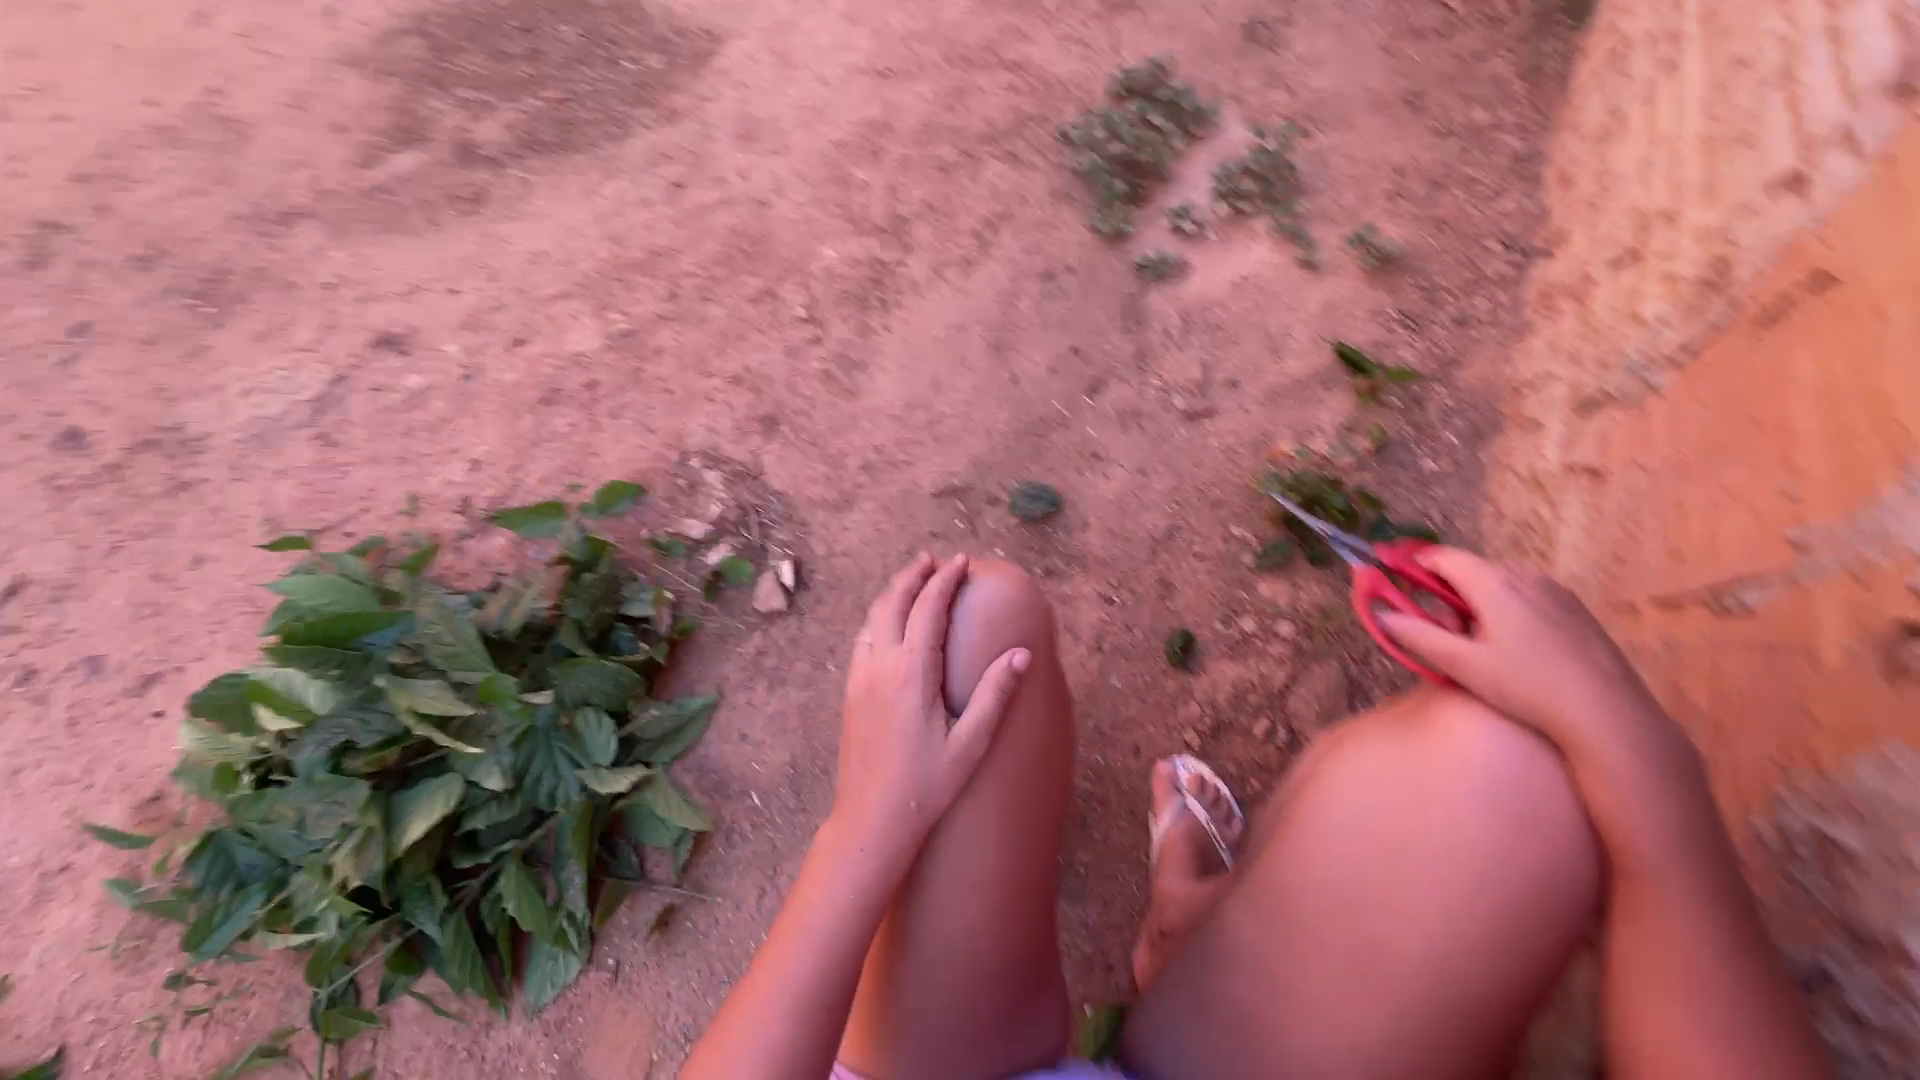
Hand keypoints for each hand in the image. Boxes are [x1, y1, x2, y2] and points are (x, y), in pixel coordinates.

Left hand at [832, 554, 1029, 860]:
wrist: (870, 819)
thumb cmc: (927, 786)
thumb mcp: (970, 744)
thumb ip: (995, 694)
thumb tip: (1022, 653)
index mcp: (912, 674)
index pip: (929, 609)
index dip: (946, 580)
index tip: (962, 562)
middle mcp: (880, 667)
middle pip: (894, 602)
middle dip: (914, 575)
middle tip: (934, 560)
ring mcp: (860, 679)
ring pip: (873, 618)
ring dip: (894, 593)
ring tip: (913, 580)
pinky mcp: (851, 693)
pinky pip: (863, 639)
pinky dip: (879, 617)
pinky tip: (889, 624)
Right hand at [1377, 547, 1677, 761]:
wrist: (1607, 712)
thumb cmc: (1527, 687)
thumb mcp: (1462, 665)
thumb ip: (1416, 635)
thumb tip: (1381, 614)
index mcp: (1494, 584)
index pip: (1443, 557)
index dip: (1414, 563)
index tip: (1394, 576)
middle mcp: (1525, 577)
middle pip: (1472, 570)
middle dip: (1447, 589)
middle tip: (1436, 625)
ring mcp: (1555, 591)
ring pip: (1501, 584)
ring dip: (1478, 600)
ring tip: (1476, 641)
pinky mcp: (1575, 609)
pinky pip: (1528, 596)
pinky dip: (1507, 609)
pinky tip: (1513, 647)